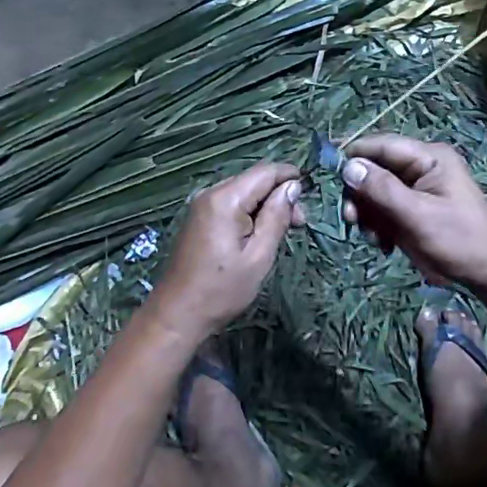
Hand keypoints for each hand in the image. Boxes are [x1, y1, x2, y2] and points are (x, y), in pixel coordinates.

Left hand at [151, 161, 304, 336]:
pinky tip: (260, 232)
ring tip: (284, 229)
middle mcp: (210, 193)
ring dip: (266, 204)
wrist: (176, 315)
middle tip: (300, 222)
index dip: (290, 176)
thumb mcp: (258, 256)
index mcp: (225, 199)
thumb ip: (277, 217)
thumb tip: (293, 187)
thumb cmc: (221, 290)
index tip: (310, 193)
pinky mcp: (199, 217)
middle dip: (279, 193)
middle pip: (253, 179)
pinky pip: (231, 203)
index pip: (265, 172)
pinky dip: (250, 211)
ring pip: (243, 191)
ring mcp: (201, 205)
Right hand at [340, 135, 486, 289]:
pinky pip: (382, 210)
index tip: (326, 169)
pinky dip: (377, 226)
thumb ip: (382, 189)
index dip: (353, 154)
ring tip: (373, 237)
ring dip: (367, 214)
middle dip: (359, 194)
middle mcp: (420, 168)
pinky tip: (383, 244)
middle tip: (351, 218)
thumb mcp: (418, 214)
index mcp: (429, 157)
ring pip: (374, 192)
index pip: (382, 145)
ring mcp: (415, 190)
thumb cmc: (459, 239)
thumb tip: (348, 166)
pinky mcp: (411, 210)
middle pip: (374, 169)